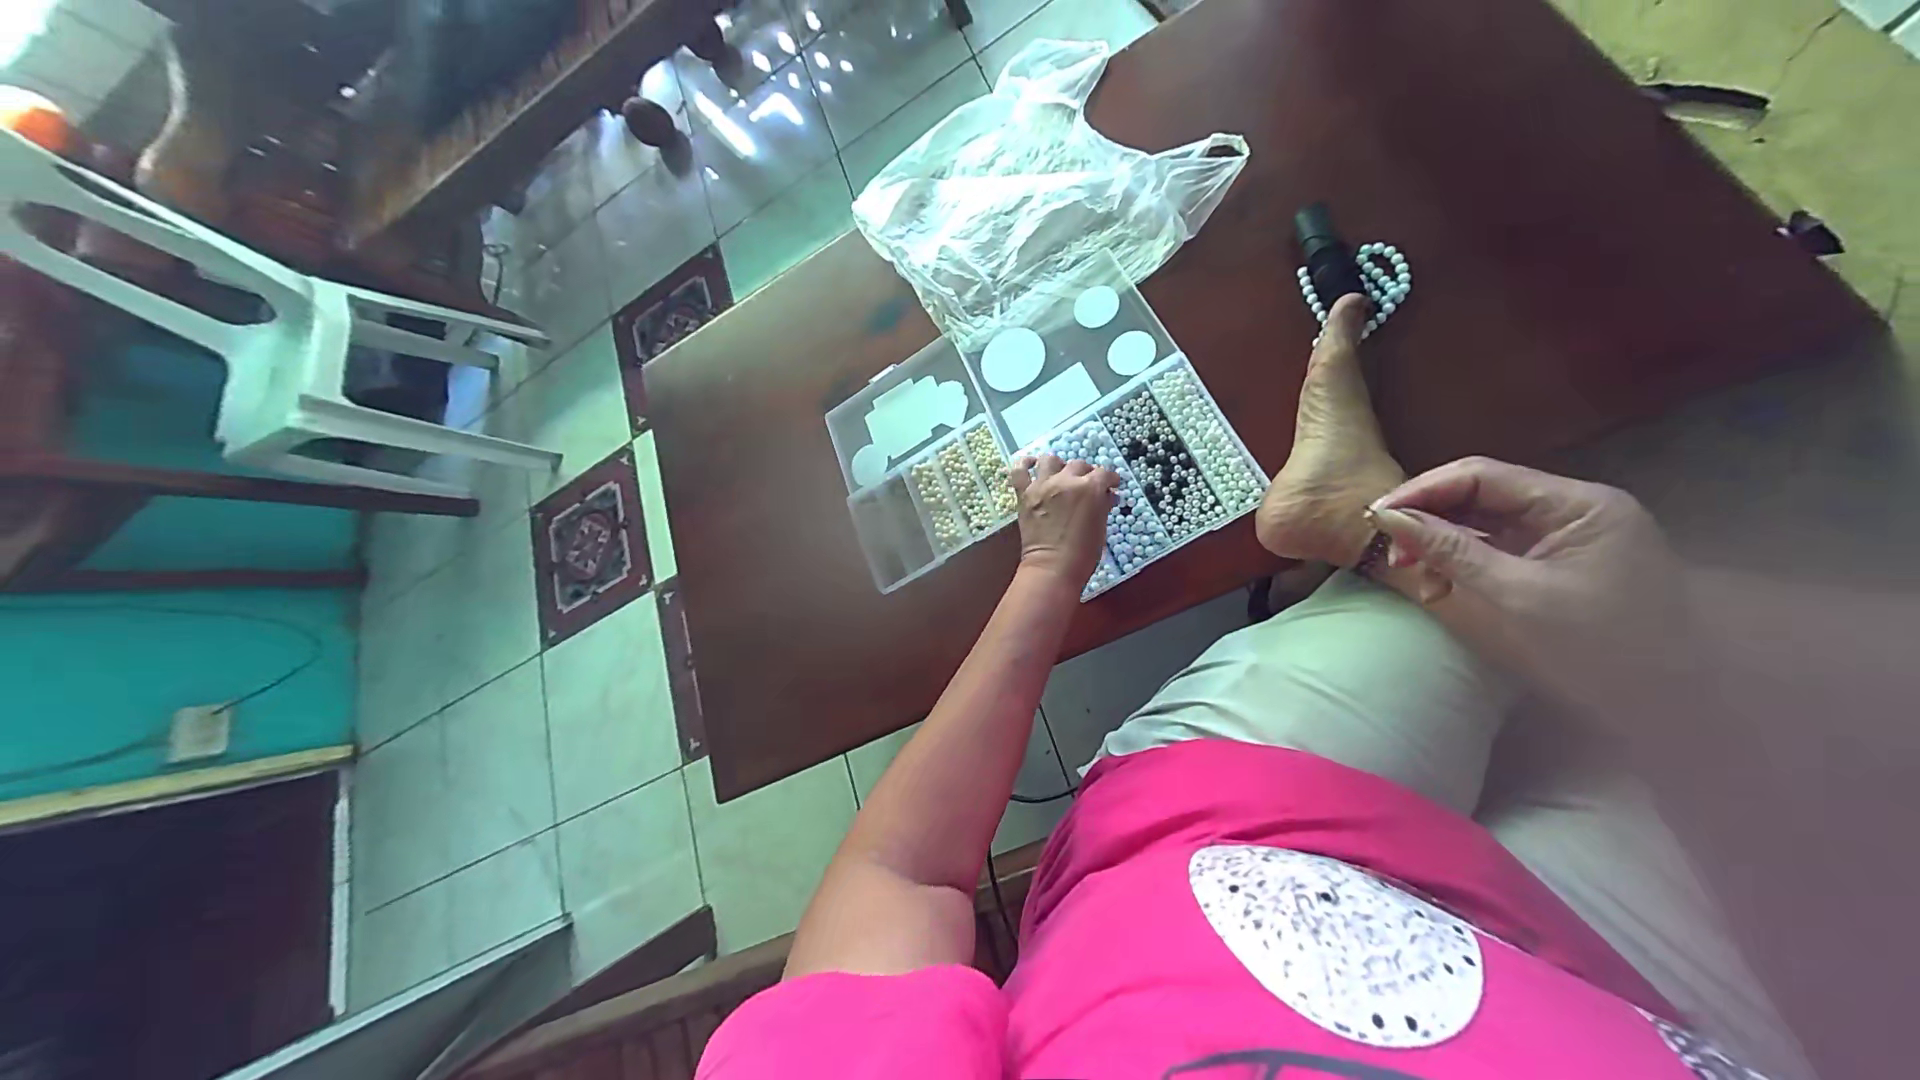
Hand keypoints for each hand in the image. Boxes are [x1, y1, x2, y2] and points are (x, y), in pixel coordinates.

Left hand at [1008, 454, 1118, 587]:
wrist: (1052, 568)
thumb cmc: (1083, 553)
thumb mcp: (1101, 527)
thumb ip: (1103, 505)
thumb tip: (1108, 494)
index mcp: (1090, 488)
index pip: (1104, 473)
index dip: (1110, 479)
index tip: (1112, 485)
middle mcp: (1066, 481)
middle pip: (1079, 465)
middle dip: (1087, 473)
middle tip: (1088, 484)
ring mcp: (1042, 485)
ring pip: (1050, 460)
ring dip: (1059, 465)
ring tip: (1061, 474)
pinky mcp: (1024, 495)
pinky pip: (1019, 471)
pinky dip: (1024, 464)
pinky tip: (1031, 464)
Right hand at [1367, 457, 1693, 709]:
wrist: (1669, 706)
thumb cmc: (1600, 647)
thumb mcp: (1515, 595)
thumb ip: (1450, 550)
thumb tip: (1387, 518)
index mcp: (1577, 504)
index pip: (1481, 476)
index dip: (1421, 492)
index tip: (1375, 518)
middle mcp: (1571, 508)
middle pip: (1478, 493)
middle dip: (1427, 518)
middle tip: (1391, 551)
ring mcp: (1563, 534)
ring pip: (1480, 520)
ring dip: (1438, 542)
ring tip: (1415, 574)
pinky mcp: (1552, 560)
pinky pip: (1491, 546)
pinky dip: (1458, 561)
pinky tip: (1440, 584)